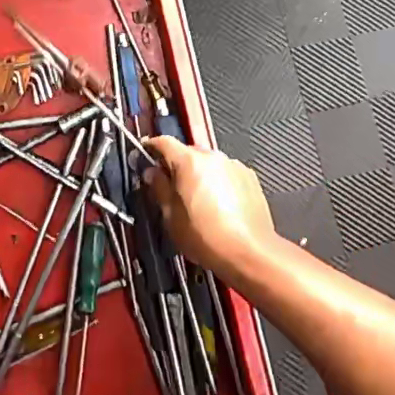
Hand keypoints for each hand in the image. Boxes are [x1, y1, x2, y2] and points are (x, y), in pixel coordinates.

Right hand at [142, 137, 278, 276]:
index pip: (163, 142)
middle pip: (187, 152)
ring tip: (196, 203)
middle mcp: (212, 157)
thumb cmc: (209, 238)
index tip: (145, 155)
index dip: (150, 147)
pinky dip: (218, 183)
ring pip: (207, 163)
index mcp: (189, 162)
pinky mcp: (248, 177)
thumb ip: (159, 188)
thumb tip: (152, 174)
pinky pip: (225, 173)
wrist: (249, 252)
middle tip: (169, 188)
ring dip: (199, 175)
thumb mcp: (171, 217)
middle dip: (176, 166)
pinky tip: (217, 206)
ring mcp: (233, 165)